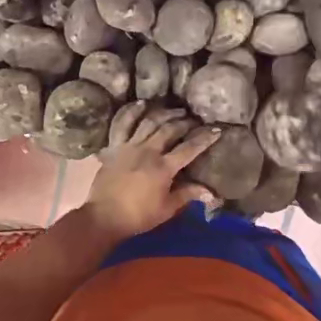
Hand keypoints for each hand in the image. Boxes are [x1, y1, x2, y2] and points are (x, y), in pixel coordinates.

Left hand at [78, 102, 219, 242]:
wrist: (104, 216)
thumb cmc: (138, 216)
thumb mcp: (167, 208)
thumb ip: (188, 194)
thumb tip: (212, 192)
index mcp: (163, 167)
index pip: (189, 148)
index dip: (204, 138)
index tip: (216, 130)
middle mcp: (148, 150)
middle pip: (170, 129)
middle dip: (185, 122)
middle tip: (195, 120)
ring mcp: (129, 145)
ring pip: (149, 121)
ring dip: (164, 113)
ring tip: (176, 110)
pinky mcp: (114, 146)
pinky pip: (122, 123)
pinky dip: (131, 111)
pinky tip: (141, 104)